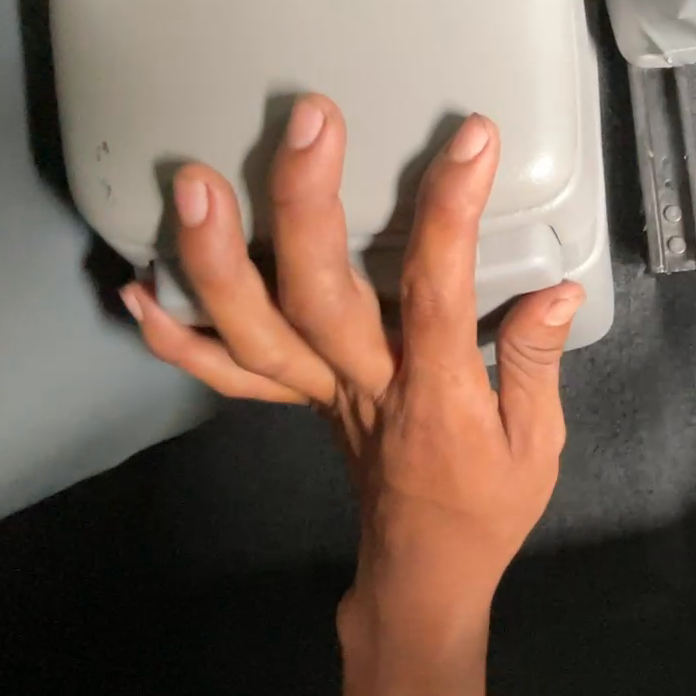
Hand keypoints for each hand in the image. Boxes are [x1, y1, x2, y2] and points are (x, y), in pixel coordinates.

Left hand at [118, 96, 584, 627]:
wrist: (425, 572)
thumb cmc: (487, 508)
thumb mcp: (537, 442)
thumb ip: (538, 363)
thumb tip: (557, 290)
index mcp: (439, 394)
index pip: (440, 290)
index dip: (451, 212)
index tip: (472, 142)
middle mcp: (366, 386)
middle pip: (322, 296)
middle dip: (308, 205)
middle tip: (310, 123)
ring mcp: (320, 395)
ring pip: (256, 329)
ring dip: (217, 256)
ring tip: (193, 178)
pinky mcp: (299, 404)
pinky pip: (227, 376)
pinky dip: (176, 337)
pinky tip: (138, 288)